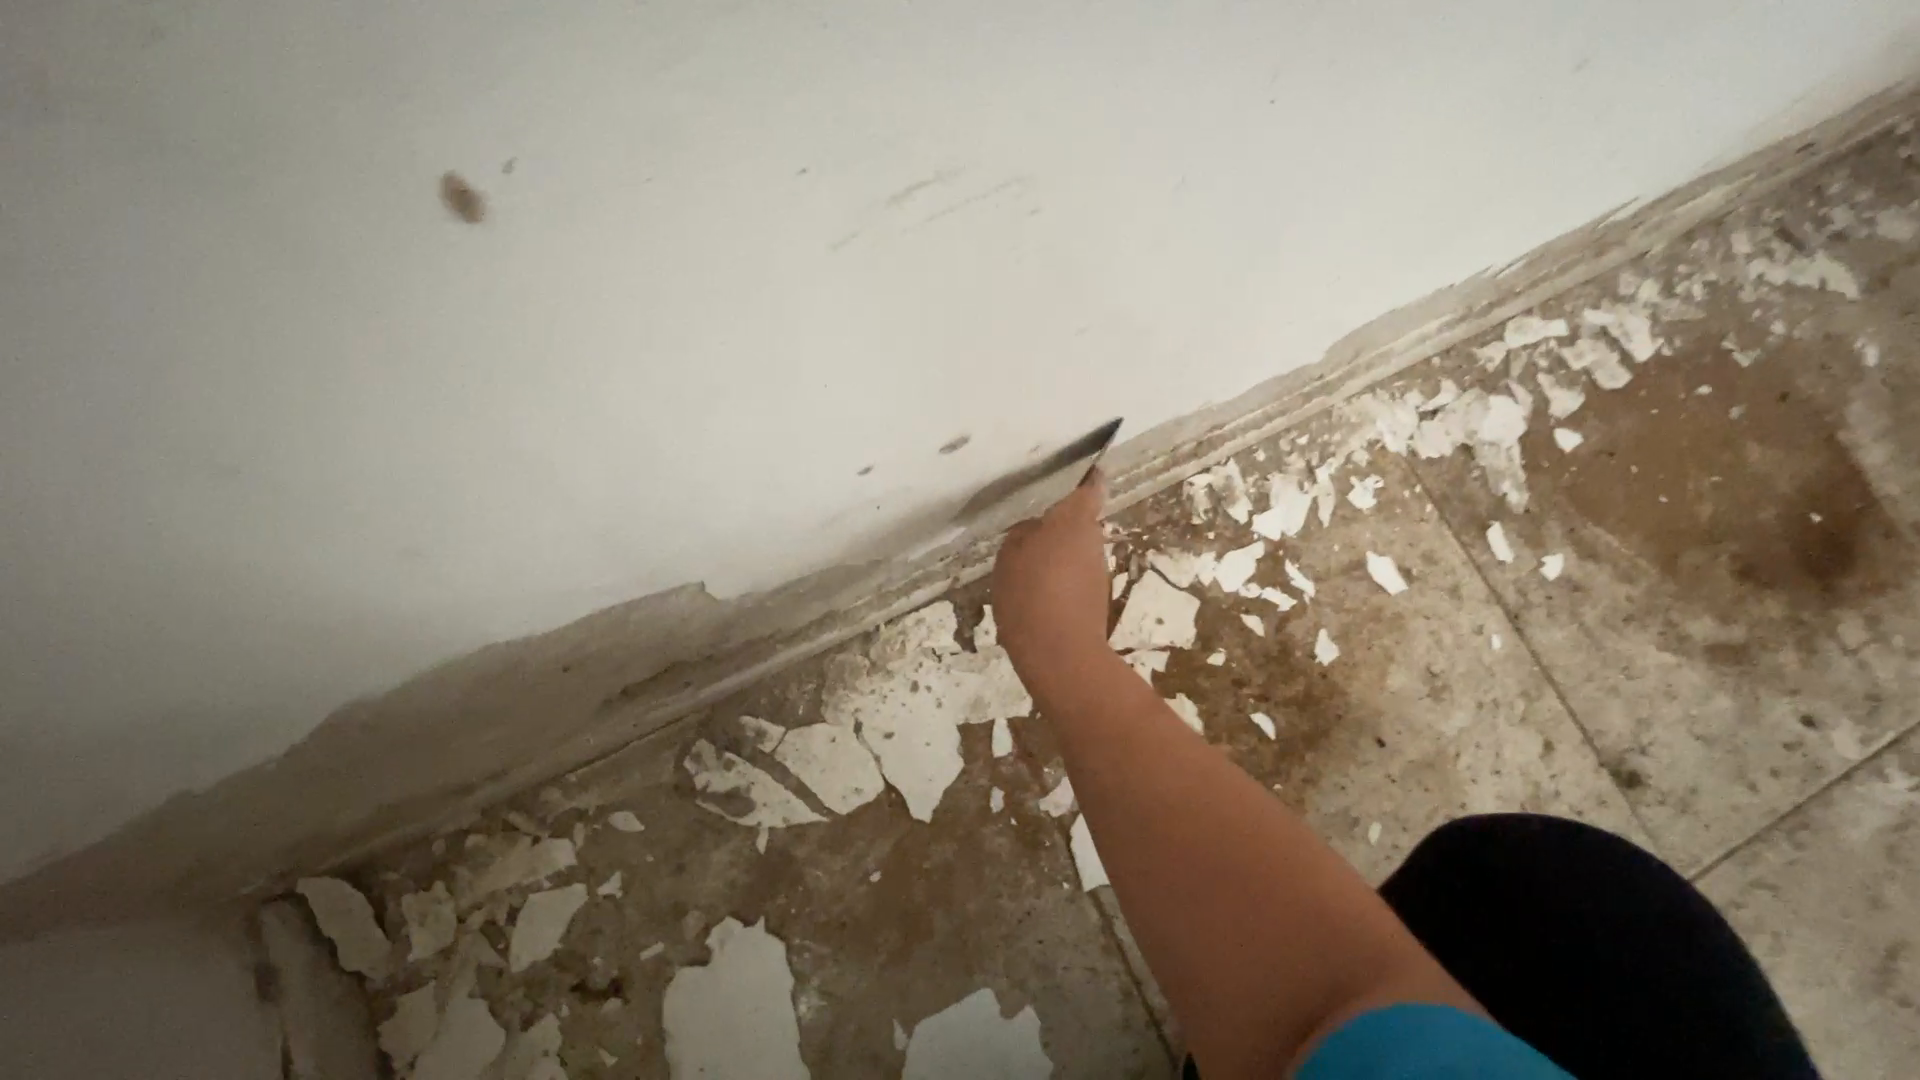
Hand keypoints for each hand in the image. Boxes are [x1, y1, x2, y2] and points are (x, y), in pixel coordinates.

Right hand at [991, 469, 1112, 678]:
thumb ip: (1023, 536)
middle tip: (1028, 533)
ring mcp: (1098, 573)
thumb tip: (1034, 530)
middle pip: (1080, 524)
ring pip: (1076, 553)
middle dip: (1060, 526)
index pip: (1090, 489)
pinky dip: (1059, 582)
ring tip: (1025, 571)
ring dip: (1058, 556)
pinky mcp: (1096, 601)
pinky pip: (1075, 580)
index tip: (1088, 469)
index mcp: (1074, 522)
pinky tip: (1035, 598)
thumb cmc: (1031, 595)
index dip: (1089, 478)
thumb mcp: (1009, 558)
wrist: (1061, 655)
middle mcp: (1093, 542)